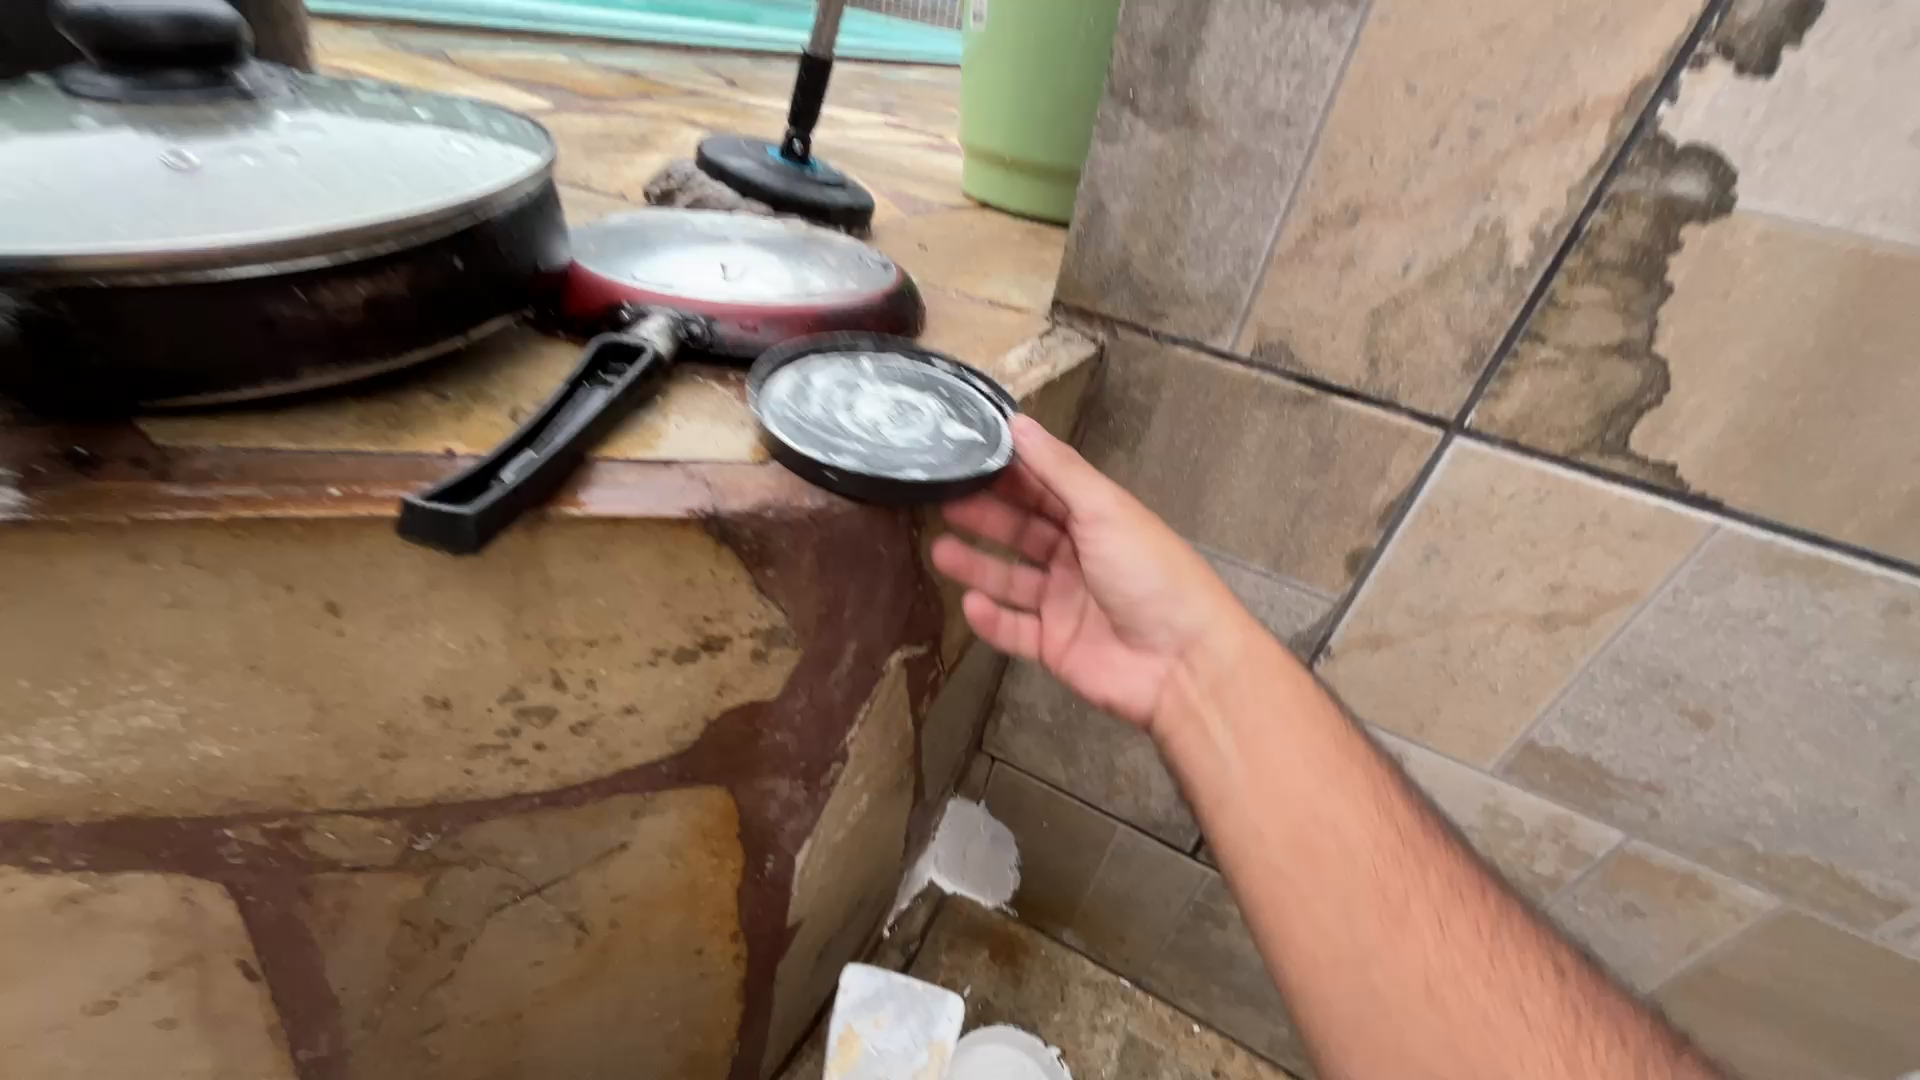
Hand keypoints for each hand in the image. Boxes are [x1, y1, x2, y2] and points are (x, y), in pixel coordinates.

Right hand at [931, 415, 1255, 731]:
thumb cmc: (1149, 573)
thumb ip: (1059, 470)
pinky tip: (970, 604)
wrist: (1183, 662)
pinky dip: (992, 619)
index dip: (1008, 475)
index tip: (967, 459)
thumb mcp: (1105, 509)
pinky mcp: (1055, 646)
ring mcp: (1065, 604)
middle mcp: (1078, 558)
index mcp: (1096, 520)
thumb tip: (1018, 422)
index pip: (1043, 490)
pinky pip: (1014, 630)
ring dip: (977, 566)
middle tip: (942, 503)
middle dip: (985, 518)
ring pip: (1011, 581)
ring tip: (940, 551)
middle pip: (1022, 534)